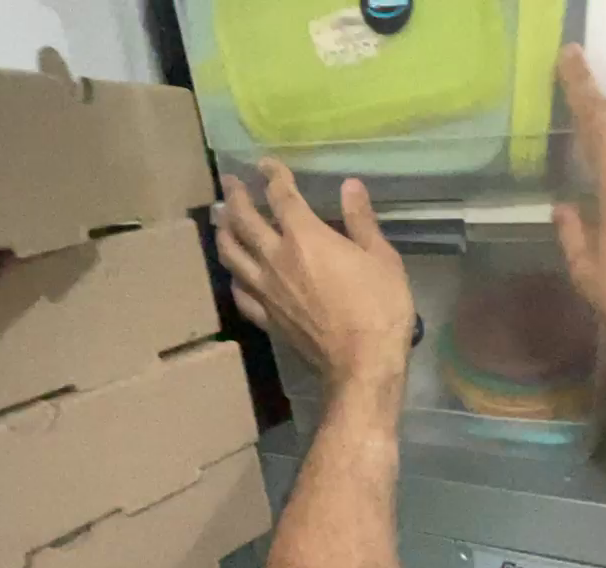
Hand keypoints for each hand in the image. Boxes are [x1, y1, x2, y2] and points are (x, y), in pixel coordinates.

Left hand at [217, 161, 414, 392]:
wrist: (362, 364)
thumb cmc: (380, 309)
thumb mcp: (383, 260)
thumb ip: (362, 222)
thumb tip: (350, 186)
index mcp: (306, 237)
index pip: (280, 195)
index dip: (272, 175)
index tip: (267, 165)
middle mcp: (277, 258)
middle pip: (243, 219)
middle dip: (235, 195)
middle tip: (230, 183)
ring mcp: (267, 291)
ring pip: (231, 254)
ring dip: (223, 231)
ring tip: (221, 220)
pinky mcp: (268, 319)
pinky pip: (240, 294)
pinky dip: (234, 278)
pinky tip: (235, 273)